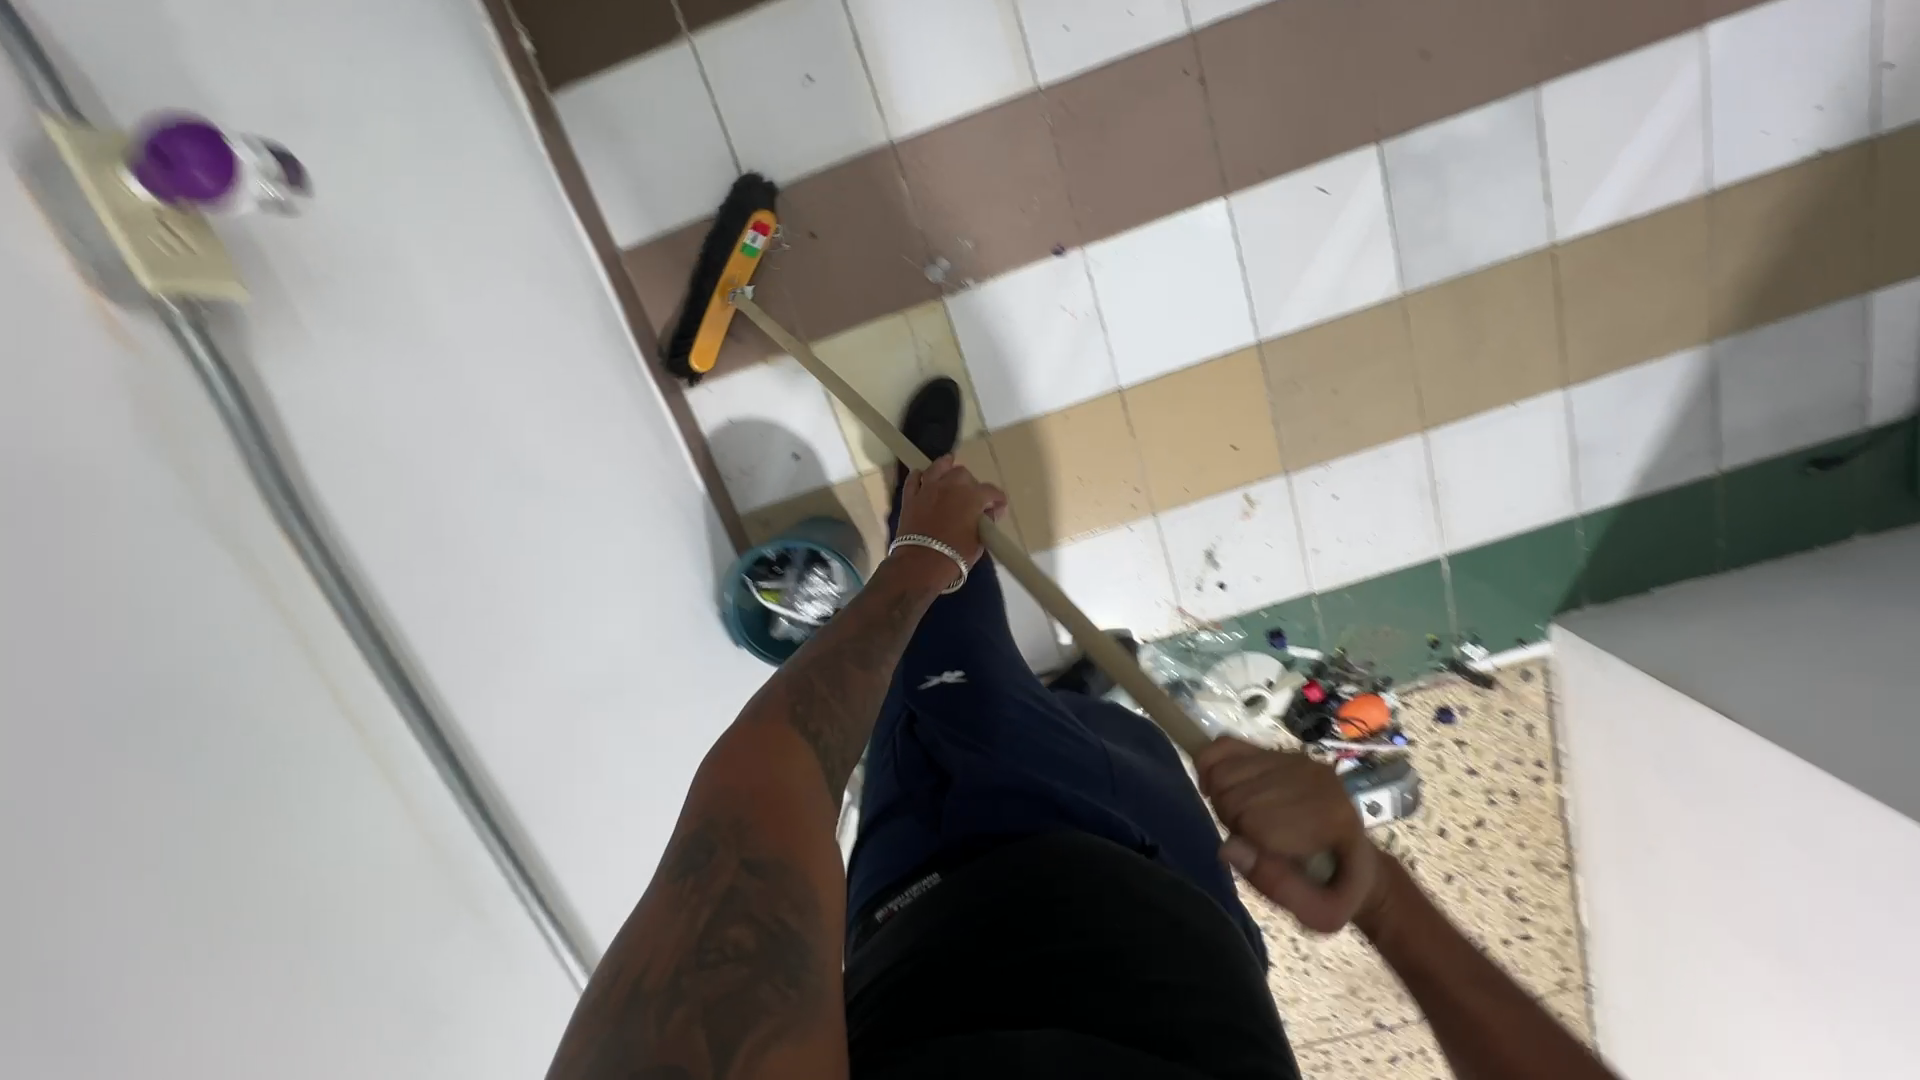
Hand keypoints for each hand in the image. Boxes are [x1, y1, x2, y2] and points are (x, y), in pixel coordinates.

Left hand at [895, 456, 1006, 567]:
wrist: (922, 563)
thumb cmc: (956, 555)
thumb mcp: (979, 541)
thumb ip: (986, 522)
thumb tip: (990, 512)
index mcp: (972, 496)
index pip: (990, 491)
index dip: (997, 498)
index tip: (999, 506)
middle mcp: (951, 486)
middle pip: (963, 474)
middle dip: (970, 483)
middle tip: (971, 495)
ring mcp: (928, 489)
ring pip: (938, 468)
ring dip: (945, 466)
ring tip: (948, 463)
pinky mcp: (910, 497)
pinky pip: (913, 480)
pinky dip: (919, 476)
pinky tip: (922, 475)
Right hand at [1196, 737, 1384, 933]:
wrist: (1358, 862)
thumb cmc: (1336, 890)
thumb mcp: (1319, 912)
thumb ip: (1277, 886)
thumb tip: (1228, 847)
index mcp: (1329, 816)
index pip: (1252, 818)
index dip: (1245, 844)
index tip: (1263, 858)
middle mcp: (1312, 777)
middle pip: (1231, 792)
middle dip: (1230, 820)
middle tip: (1252, 840)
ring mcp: (1294, 759)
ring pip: (1222, 770)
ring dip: (1221, 798)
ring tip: (1244, 818)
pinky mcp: (1278, 751)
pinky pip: (1225, 745)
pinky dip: (1210, 765)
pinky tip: (1219, 788)